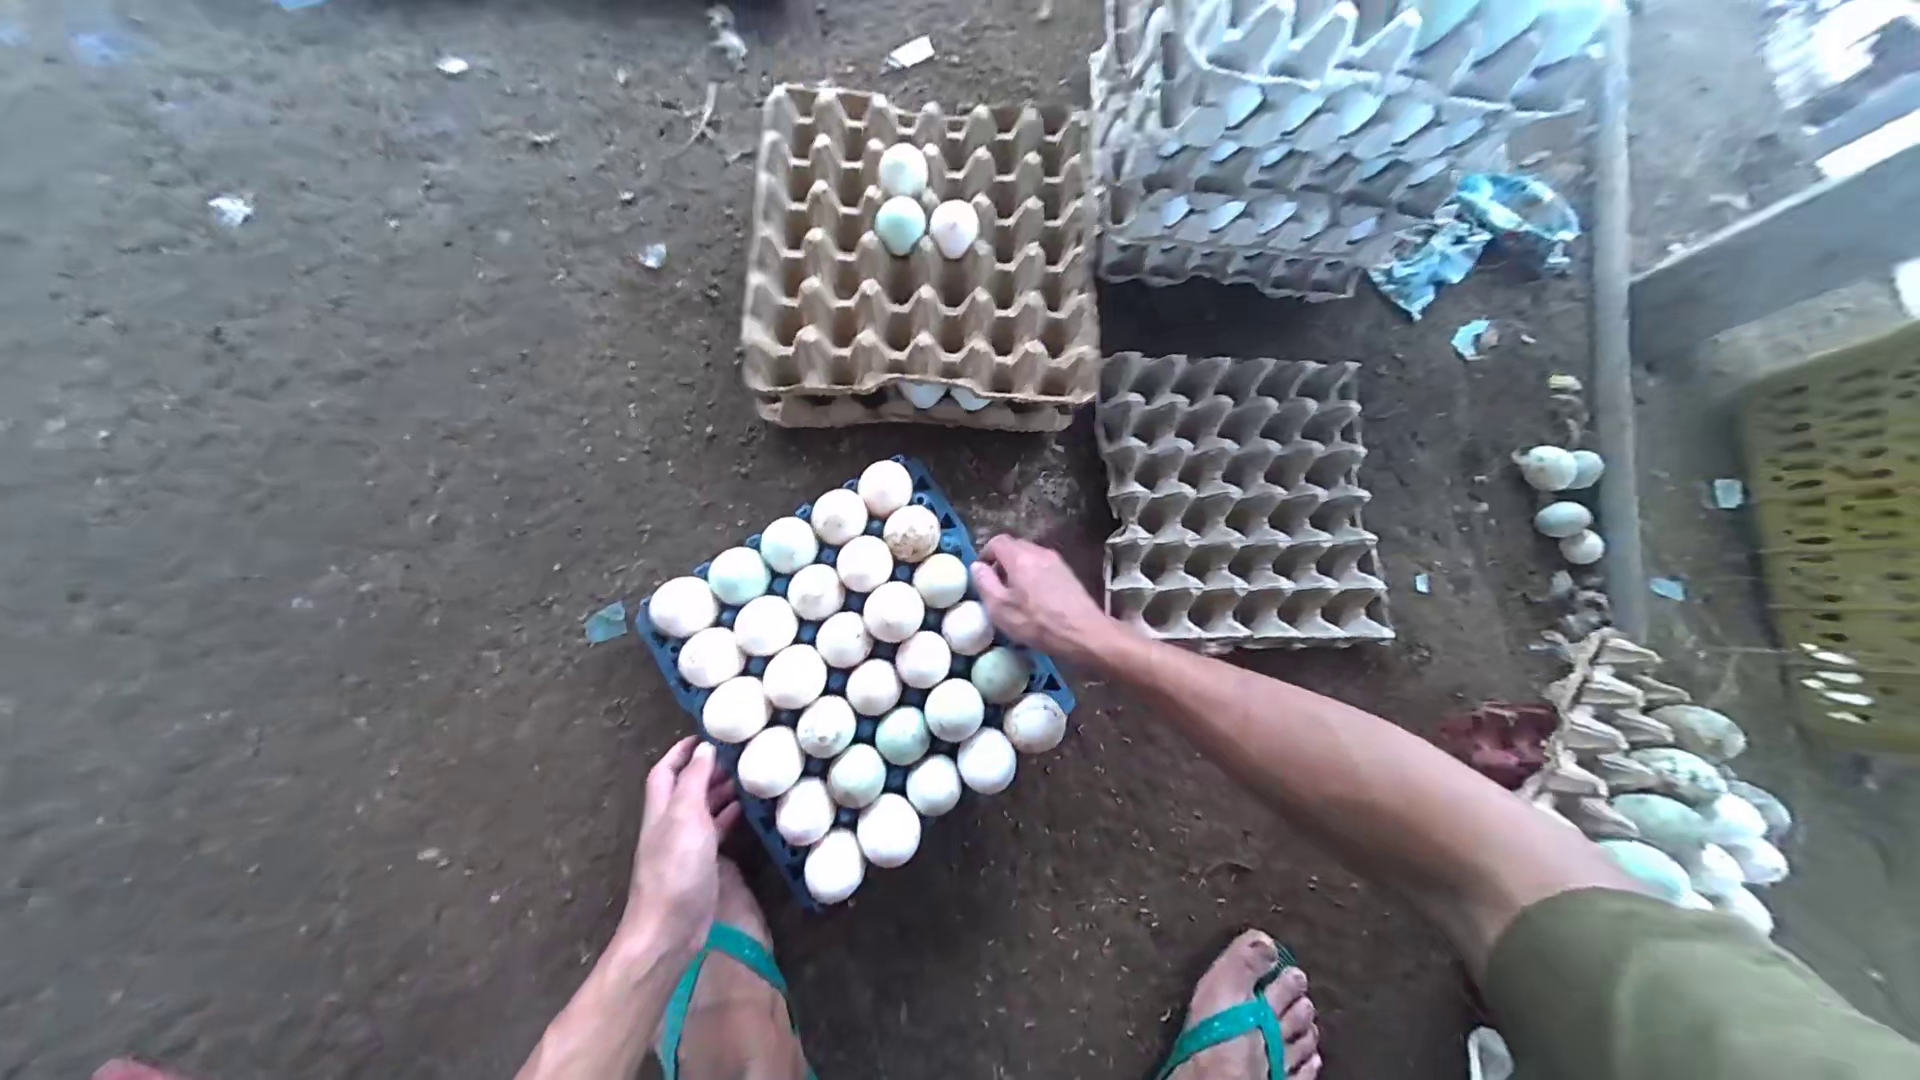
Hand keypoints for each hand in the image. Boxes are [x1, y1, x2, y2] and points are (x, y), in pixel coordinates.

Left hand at [618, 737, 740, 956]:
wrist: (669, 930)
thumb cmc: (675, 868)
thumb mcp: (686, 816)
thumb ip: (694, 780)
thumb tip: (704, 748)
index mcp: (662, 808)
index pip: (667, 770)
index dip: (681, 750)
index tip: (706, 733)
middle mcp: (671, 822)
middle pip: (687, 786)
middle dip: (708, 767)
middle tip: (739, 753)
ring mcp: (686, 843)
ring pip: (703, 806)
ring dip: (721, 790)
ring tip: (749, 775)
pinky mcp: (701, 861)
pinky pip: (716, 828)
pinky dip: (729, 815)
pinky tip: (747, 810)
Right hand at [970, 535, 1123, 666]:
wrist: (1084, 633)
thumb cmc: (1037, 623)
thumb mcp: (1000, 608)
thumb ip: (984, 583)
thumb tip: (977, 566)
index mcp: (1020, 557)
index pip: (997, 541)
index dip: (985, 555)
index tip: (982, 575)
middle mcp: (1039, 552)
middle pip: (1014, 547)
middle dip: (1001, 562)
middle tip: (996, 587)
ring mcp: (1057, 561)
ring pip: (1029, 557)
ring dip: (1017, 570)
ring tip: (1015, 595)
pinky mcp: (1068, 573)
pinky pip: (1043, 566)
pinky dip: (1033, 575)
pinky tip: (1035, 599)